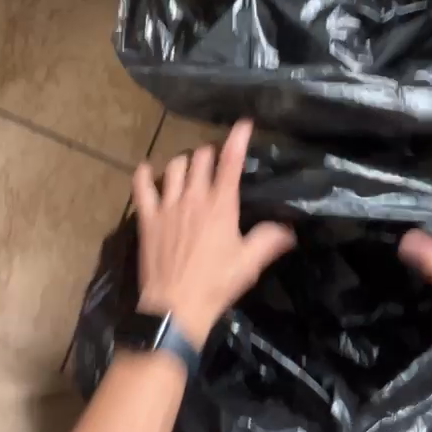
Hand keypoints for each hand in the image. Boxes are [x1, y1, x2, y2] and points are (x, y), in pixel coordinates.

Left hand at [132, 119, 296, 343]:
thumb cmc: (216, 285)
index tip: (243, 124)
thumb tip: (290, 229)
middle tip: (216, 160)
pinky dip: (144, 174)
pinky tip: (148, 171)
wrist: (176, 308)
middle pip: (201, 158)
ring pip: (174, 167)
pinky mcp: (147, 217)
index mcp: (221, 205)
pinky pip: (141, 186)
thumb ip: (269, 241)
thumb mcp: (249, 264)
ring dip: (184, 163)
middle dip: (210, 153)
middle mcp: (194, 197)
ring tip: (189, 169)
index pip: (231, 161)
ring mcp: (168, 205)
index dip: (238, 139)